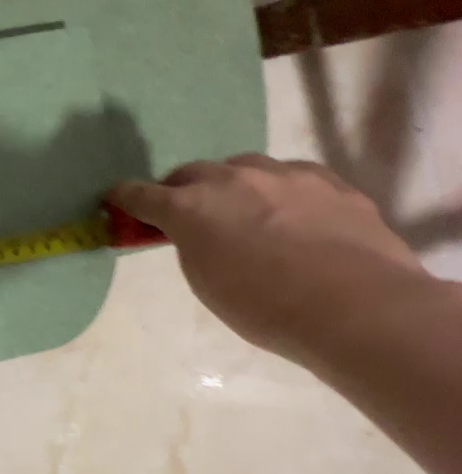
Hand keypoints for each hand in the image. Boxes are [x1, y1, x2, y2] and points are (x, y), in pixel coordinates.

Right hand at [109, 154, 430, 362]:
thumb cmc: (261, 304)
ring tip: (245, 210)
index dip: (124, 199)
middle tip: (188, 214)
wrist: (357, 307)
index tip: (116, 202)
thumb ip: (191, 243)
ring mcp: (285, 176)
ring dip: (234, 184)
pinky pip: (293, 175)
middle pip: (192, 172)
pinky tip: (290, 211)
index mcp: (188, 207)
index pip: (139, 194)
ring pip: (244, 167)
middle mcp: (231, 180)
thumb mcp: (203, 277)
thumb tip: (197, 232)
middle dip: (182, 189)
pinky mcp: (331, 183)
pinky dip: (280, 188)